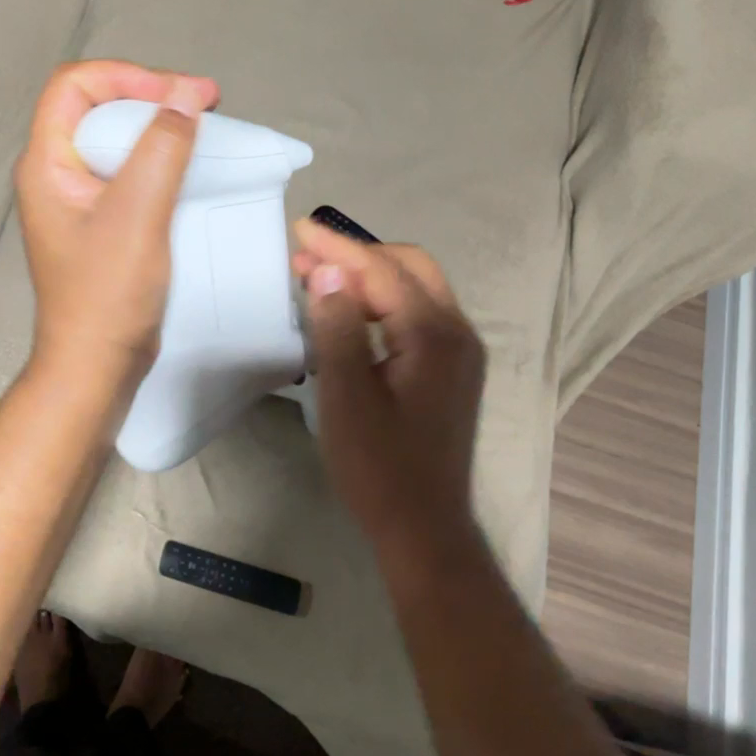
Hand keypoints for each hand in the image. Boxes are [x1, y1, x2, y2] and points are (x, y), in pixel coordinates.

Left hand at [14, 61, 218, 389]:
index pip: (74, 86)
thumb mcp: (138, 213)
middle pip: (96, 107)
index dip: (126, 75)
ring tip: (204, 129)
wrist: (97, 364)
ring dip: (158, 128)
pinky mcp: (99, 222)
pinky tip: (190, 166)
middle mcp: (55, 173)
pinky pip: (126, 172)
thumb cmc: (107, 292)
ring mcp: (76, 200)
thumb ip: (161, 148)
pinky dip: (158, 160)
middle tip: (203, 104)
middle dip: (149, 95)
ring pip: (115, 140)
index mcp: (46, 163)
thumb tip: (186, 96)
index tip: (180, 93)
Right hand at [292, 221, 487, 556]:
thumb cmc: (379, 466)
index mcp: (434, 336)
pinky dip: (379, 302)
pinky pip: (415, 315)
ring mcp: (458, 353)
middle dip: (355, 254)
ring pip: (413, 290)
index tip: (297, 228)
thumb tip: (328, 271)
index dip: (337, 247)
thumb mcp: (347, 397)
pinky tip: (346, 312)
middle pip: (408, 268)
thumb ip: (338, 329)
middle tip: (304, 255)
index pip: (382, 271)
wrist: (423, 527)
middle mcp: (457, 334)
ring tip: (315, 277)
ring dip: (366, 277)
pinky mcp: (449, 371)